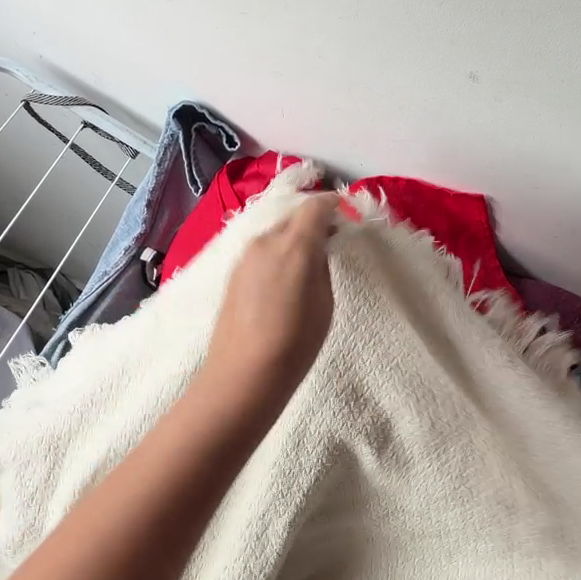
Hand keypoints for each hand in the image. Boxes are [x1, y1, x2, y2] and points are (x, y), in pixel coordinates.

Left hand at [200, 193, 340, 403]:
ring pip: (276, 233)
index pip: (315, 206)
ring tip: (309, 262)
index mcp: (294, 245)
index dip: (333, 205)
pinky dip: (278, 253)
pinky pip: (262, 251)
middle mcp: (265, 241)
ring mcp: (245, 256)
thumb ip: (321, 266)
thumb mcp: (324, 302)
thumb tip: (317, 249)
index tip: (346, 213)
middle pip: (294, 217)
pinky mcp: (234, 272)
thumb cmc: (295, 343)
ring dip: (294, 238)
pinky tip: (286, 278)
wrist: (243, 375)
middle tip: (332, 239)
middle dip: (314, 222)